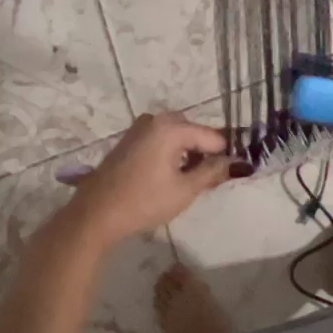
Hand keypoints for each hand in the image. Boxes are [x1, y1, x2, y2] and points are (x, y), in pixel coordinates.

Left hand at [66, 113, 246, 243]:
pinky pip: (161, 137)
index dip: (224, 156)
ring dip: (188, 152)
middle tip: (208, 181)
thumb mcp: (184, 190)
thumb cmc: (143, 202)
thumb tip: (237, 163)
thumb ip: (212, 172)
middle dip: (204, 152)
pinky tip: (169, 175)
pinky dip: (171, 151)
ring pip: (178, 134)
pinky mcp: (130, 138)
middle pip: (195, 131)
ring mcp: (141, 126)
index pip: (212, 137)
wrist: (95, 214)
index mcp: (172, 127)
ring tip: (189, 180)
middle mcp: (157, 118)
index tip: (230, 175)